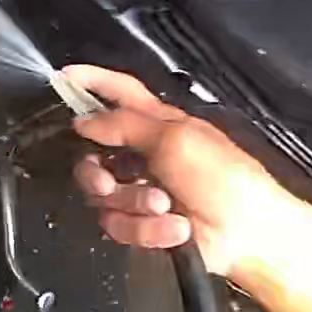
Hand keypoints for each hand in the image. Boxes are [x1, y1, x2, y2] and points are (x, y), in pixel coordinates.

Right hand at [64, 64, 300, 276]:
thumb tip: (84, 121)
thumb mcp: (175, 139)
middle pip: (92, 155)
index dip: (93, 81)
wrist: (248, 235)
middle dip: (95, 172)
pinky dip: (147, 229)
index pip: (120, 92)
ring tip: (163, 205)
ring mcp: (140, 191)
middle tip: (106, 182)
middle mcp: (142, 154)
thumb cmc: (223, 177)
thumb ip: (124, 125)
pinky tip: (175, 227)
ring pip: (103, 196)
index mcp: (157, 123)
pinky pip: (120, 225)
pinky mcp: (142, 224)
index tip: (64, 77)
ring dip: (132, 203)